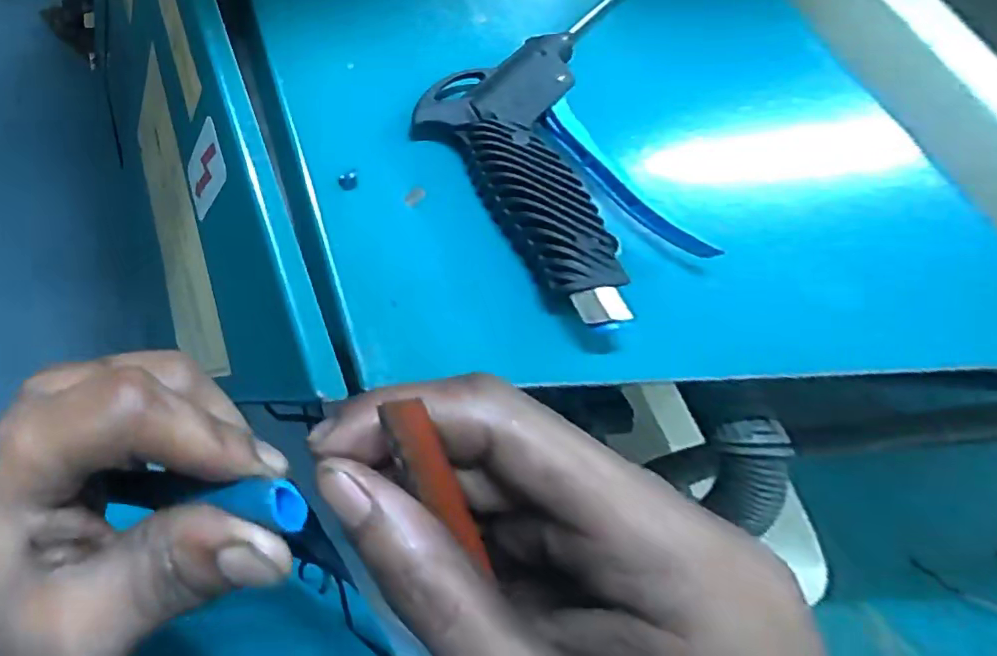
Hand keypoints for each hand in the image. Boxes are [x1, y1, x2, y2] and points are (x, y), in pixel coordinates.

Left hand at [0, 352, 294, 655]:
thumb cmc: (17, 617)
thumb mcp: (84, 624)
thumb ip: (165, 578)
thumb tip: (267, 545)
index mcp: (31, 441)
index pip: (127, 406)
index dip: (202, 436)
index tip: (265, 491)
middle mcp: (50, 391)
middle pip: (155, 379)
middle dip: (220, 432)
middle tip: (265, 500)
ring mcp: (70, 385)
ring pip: (166, 375)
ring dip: (216, 426)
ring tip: (243, 490)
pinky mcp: (91, 393)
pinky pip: (160, 388)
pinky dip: (199, 424)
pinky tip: (212, 475)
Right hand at [310, 374, 823, 655]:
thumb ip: (428, 583)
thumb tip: (332, 478)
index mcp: (671, 545)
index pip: (505, 419)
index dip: (401, 413)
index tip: (324, 449)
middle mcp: (663, 523)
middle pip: (501, 446)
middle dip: (407, 461)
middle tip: (335, 492)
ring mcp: (645, 549)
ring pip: (503, 484)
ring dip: (426, 501)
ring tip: (377, 538)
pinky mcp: (623, 576)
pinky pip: (518, 528)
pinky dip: (459, 539)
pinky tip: (428, 567)